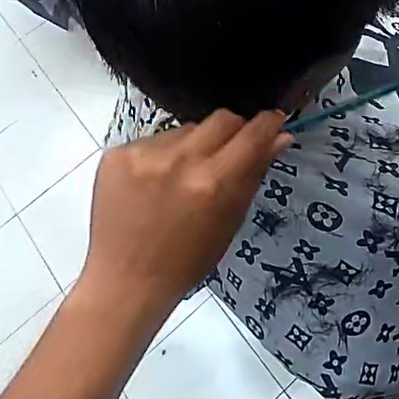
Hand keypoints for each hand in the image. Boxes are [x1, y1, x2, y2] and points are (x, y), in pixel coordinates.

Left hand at [78, 110, 291, 313]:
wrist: (127, 280)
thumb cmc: (190, 258)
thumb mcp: (232, 219)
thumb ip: (255, 172)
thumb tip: (281, 137)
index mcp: (213, 182)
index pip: (252, 133)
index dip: (269, 122)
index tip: (275, 119)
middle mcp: (179, 160)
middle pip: (222, 118)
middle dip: (235, 130)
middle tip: (232, 151)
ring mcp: (144, 154)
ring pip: (188, 128)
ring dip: (197, 144)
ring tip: (187, 175)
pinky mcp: (117, 154)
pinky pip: (156, 139)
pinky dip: (165, 154)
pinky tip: (157, 182)